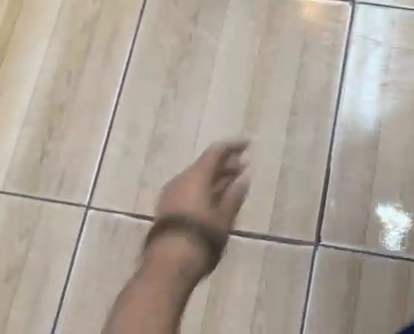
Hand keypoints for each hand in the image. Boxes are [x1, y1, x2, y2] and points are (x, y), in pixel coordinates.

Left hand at [145, 140, 250, 282]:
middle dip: (225, 165)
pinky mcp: (166, 211)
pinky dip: (204, 191)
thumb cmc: (200, 239)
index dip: (233, 146)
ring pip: (197, 179)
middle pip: (205, 165)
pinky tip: (215, 201)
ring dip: (215, 180)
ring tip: (233, 185)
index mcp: (196, 176)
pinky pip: (189, 191)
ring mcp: (171, 195)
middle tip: (244, 168)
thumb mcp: (224, 217)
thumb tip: (244, 175)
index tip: (248, 145)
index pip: (216, 151)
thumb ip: (234, 194)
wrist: (166, 269)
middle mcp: (181, 180)